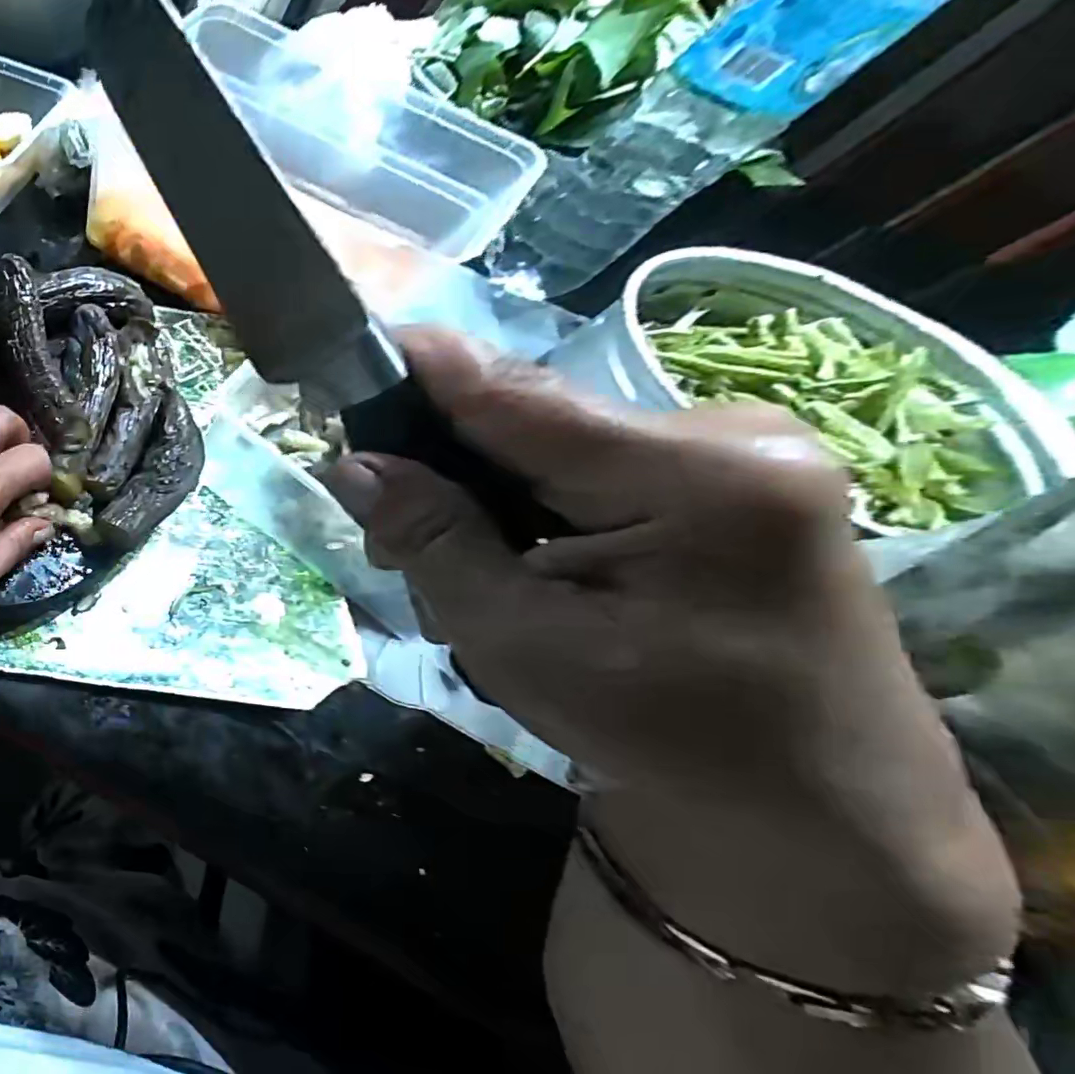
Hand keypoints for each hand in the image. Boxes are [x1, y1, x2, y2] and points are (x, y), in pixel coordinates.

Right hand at [325, 326, 908, 797]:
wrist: (813, 806)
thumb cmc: (661, 736)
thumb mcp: (520, 643)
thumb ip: (435, 542)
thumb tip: (352, 467)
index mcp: (695, 480)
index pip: (518, 396)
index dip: (423, 368)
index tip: (348, 354)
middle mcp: (729, 437)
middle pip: (532, 422)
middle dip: (446, 471)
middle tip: (391, 545)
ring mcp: (739, 455)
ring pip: (553, 449)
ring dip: (486, 501)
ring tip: (463, 583)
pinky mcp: (728, 481)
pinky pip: (590, 470)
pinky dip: (531, 512)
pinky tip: (519, 570)